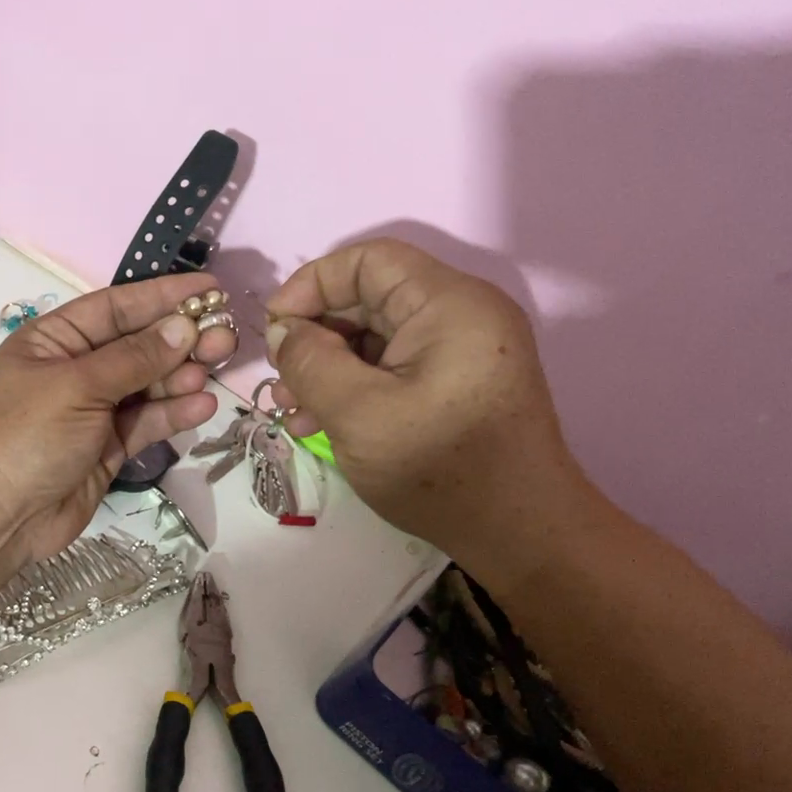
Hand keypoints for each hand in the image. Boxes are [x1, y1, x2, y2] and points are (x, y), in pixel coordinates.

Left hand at [0, 275, 237, 562]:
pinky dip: (173, 413)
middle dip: (179, 337)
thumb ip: (133, 358)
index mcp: (51, 342)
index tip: (211, 290)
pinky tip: (202, 405)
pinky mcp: (108, 447)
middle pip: (136, 344)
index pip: (113, 307)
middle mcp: (73, 370)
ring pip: (147, 384)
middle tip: (225, 336)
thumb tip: (183, 325)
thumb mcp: (76, 387)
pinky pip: (146, 422)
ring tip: (217, 366)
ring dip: (181, 375)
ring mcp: (92, 411)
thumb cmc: (26, 437)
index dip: (162, 296)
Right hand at [265, 238, 594, 587]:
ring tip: (293, 410)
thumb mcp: (357, 413)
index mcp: (448, 305)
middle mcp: (460, 315)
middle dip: (314, 334)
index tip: (274, 330)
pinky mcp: (455, 382)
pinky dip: (352, 385)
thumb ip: (310, 363)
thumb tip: (282, 332)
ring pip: (374, 336)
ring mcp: (460, 350)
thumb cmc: (438, 467)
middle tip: (280, 381)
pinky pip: (392, 366)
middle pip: (369, 298)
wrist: (517, 530)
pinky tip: (320, 421)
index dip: (312, 284)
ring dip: (326, 366)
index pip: (368, 261)